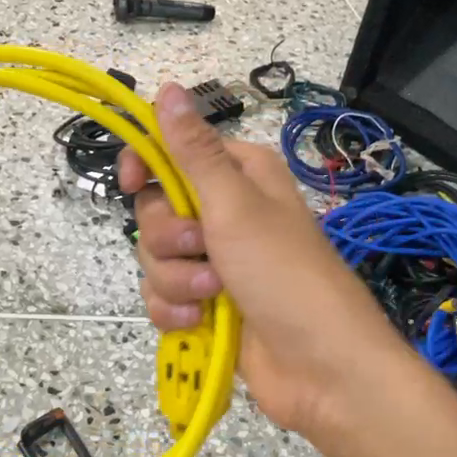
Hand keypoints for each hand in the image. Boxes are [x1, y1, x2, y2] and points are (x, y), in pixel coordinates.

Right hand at [121, 83, 407, 438]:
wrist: (323, 370)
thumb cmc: (284, 273)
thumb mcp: (235, 205)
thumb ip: (192, 150)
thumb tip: (167, 86)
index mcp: (238, 174)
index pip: (172, 151)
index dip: (147, 165)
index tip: (133, 184)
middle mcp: (225, 211)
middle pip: (156, 208)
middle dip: (169, 238)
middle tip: (202, 250)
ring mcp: (214, 260)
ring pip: (154, 256)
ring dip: (177, 279)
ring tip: (214, 296)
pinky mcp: (206, 303)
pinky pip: (162, 295)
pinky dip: (177, 310)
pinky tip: (201, 323)